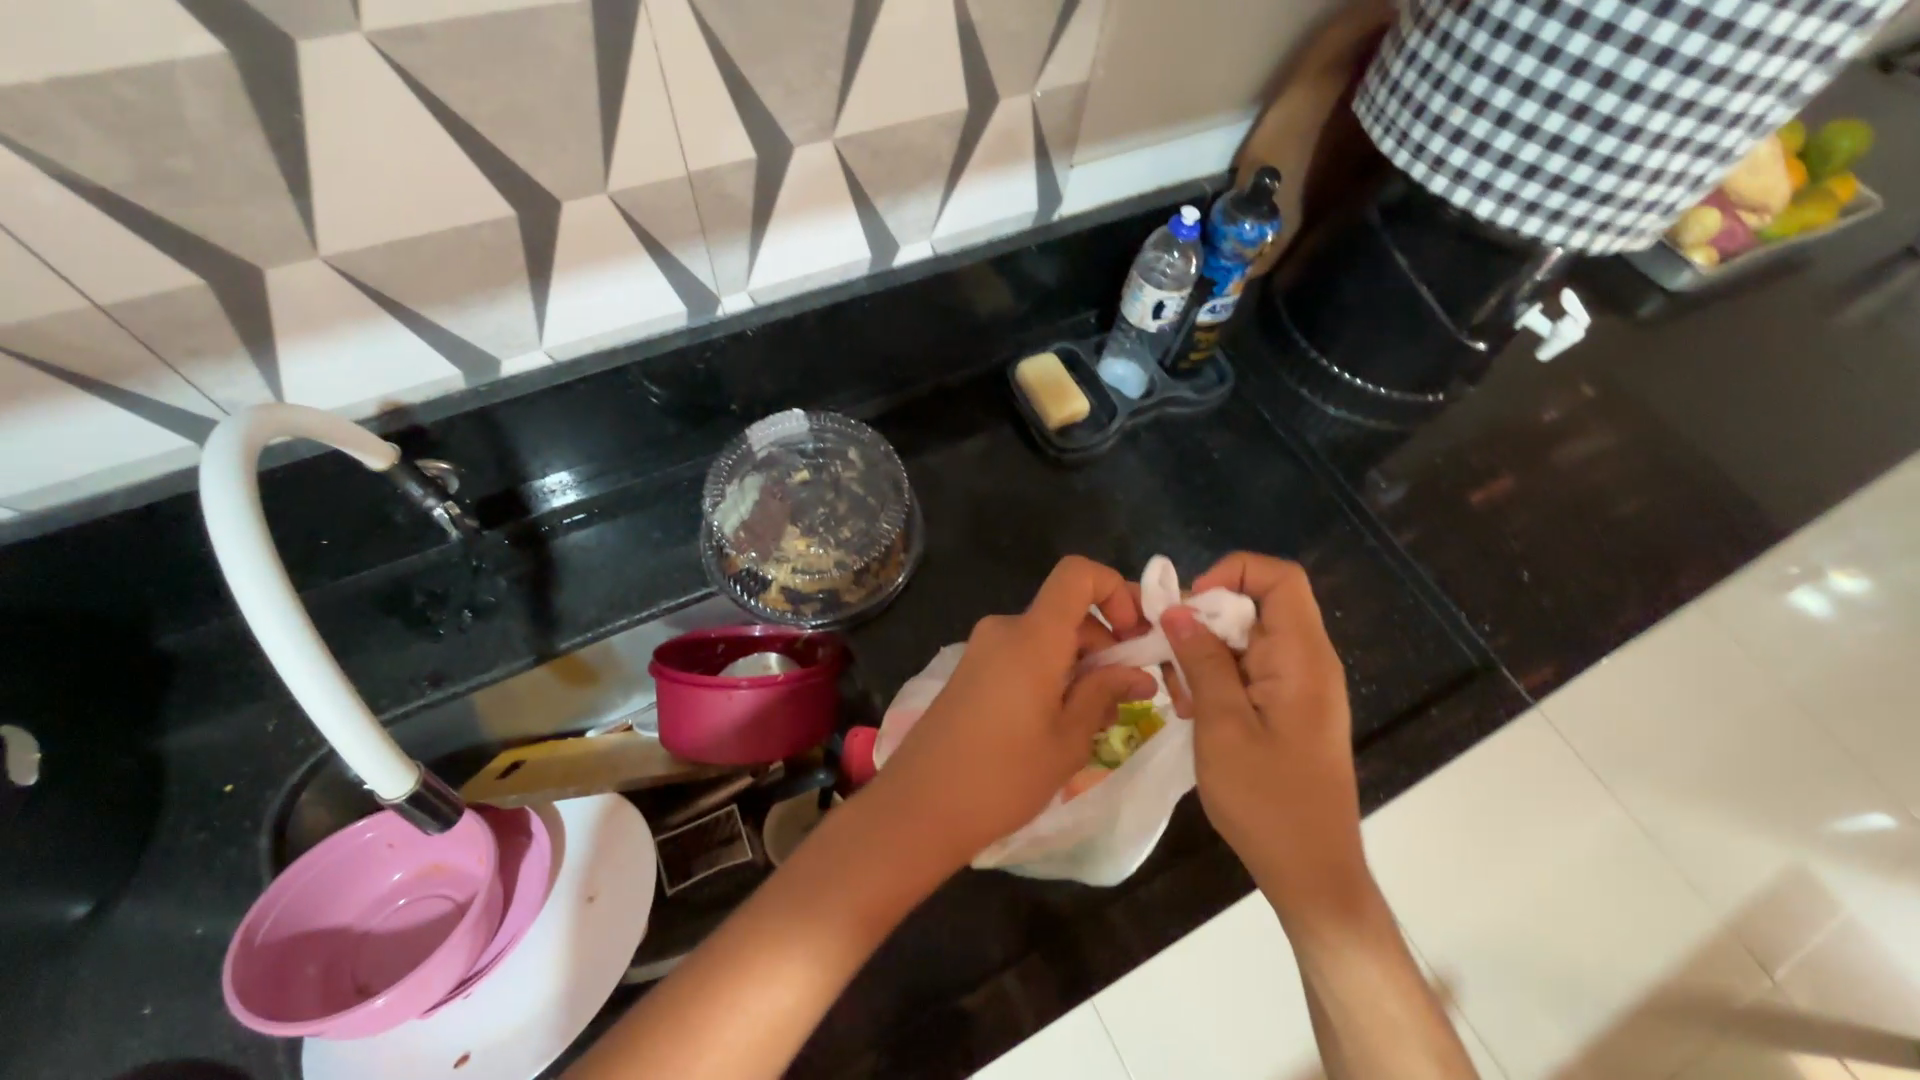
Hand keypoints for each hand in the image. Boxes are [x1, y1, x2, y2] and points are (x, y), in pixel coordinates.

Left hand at [867, 556, 1158, 869]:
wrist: (917, 809)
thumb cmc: (1002, 777)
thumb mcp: (1068, 740)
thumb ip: (1104, 694)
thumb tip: (1139, 674)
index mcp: (1032, 636)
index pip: (1078, 573)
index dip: (1115, 591)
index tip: (1135, 636)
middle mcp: (1005, 630)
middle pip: (1067, 612)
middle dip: (1107, 642)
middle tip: (1132, 692)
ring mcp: (982, 651)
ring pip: (1047, 638)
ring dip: (1081, 664)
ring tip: (1101, 718)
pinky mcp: (970, 674)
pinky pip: (1023, 657)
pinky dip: (1052, 675)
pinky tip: (1063, 723)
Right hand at [1162, 553, 1366, 925]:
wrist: (1311, 871)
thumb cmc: (1267, 801)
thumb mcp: (1222, 727)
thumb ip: (1201, 662)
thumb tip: (1177, 609)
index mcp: (1302, 658)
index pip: (1278, 577)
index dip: (1231, 573)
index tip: (1187, 607)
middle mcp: (1307, 662)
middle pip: (1255, 607)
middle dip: (1203, 622)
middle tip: (1167, 660)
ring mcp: (1299, 687)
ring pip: (1245, 641)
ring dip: (1204, 656)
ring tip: (1179, 696)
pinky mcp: (1288, 710)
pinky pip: (1249, 672)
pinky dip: (1216, 681)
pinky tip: (1193, 713)